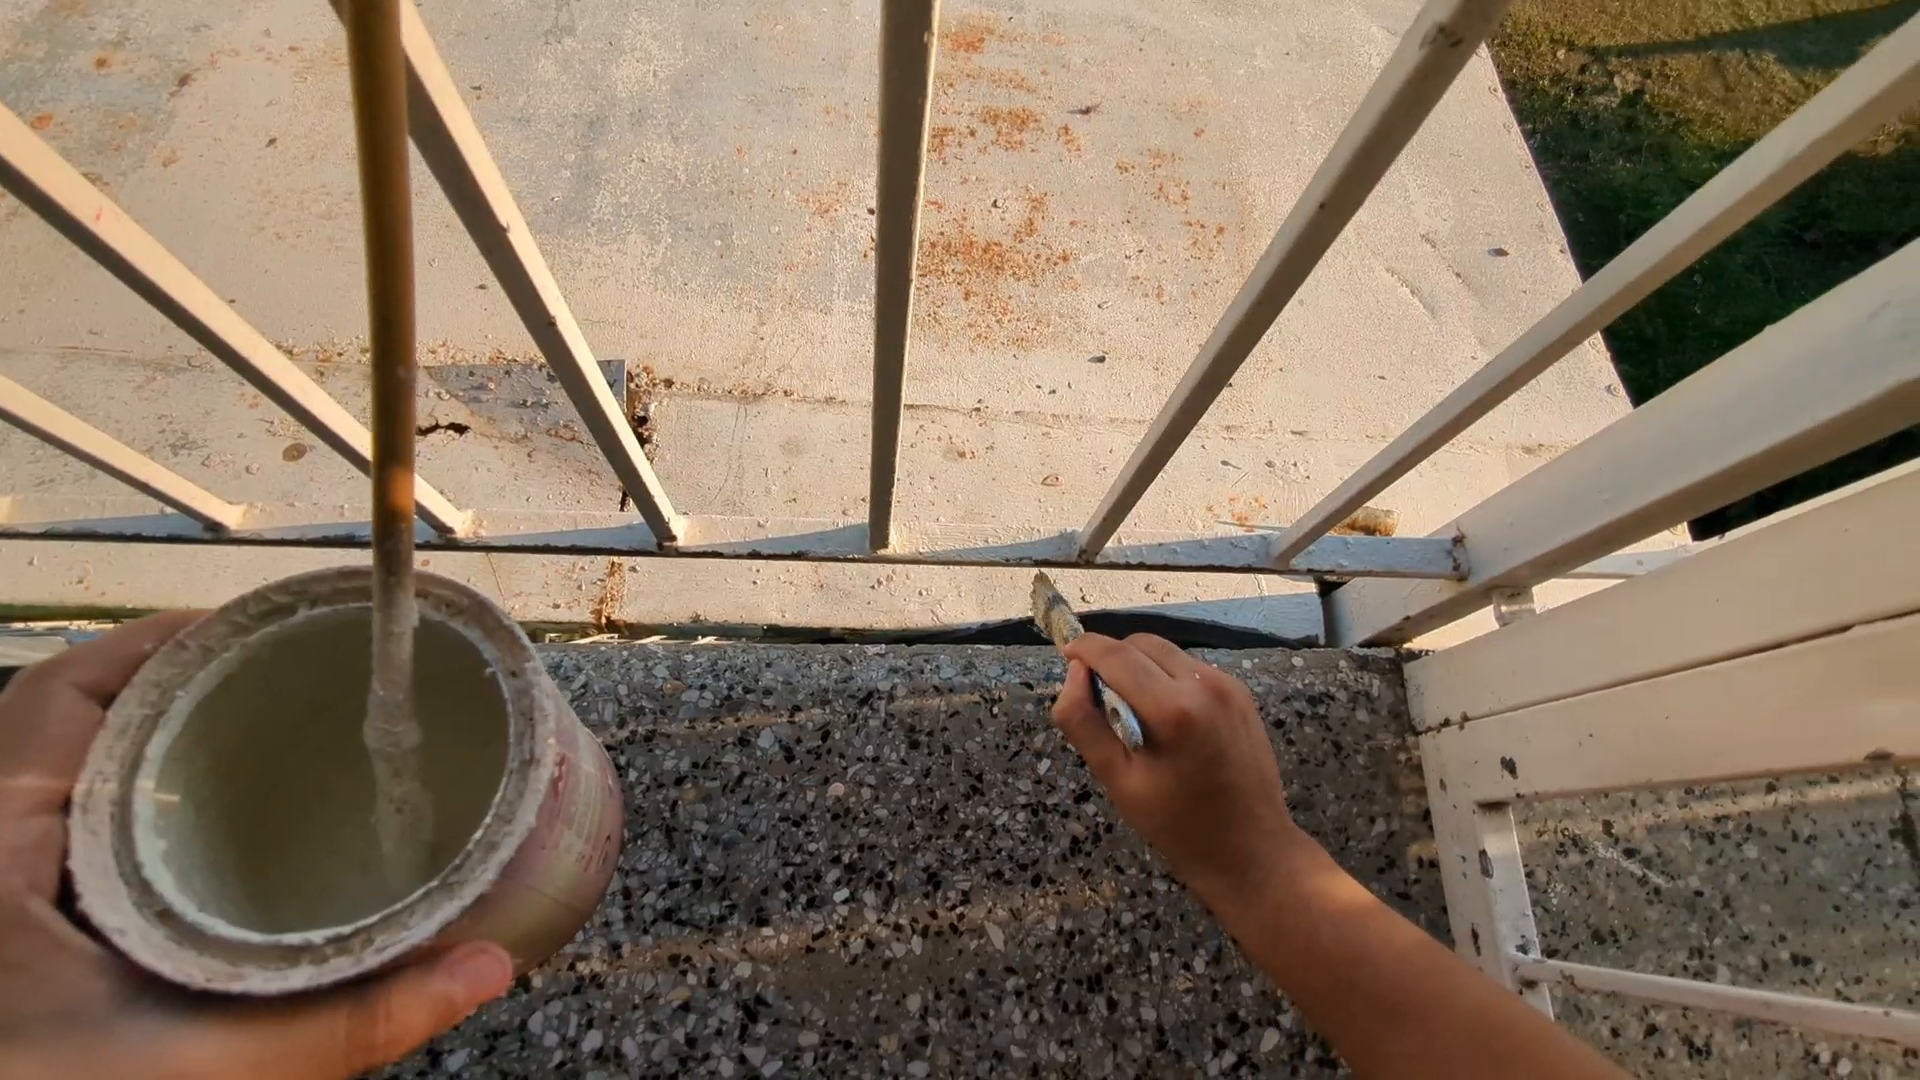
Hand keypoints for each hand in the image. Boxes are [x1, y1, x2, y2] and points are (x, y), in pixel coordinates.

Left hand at [0, 613, 512, 1078]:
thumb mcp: (193, 1066)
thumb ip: (344, 1020)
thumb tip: (491, 966)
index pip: (68, 692)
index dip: (170, 640)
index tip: (281, 627)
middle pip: (96, 717)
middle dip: (207, 683)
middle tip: (321, 681)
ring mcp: (11, 883)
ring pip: (94, 772)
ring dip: (185, 739)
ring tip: (295, 733)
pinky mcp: (31, 923)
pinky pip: (92, 824)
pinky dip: (163, 800)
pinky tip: (238, 823)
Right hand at [1051, 633, 1304, 912]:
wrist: (1254, 851)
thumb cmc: (1178, 825)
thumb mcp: (1117, 779)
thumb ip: (1083, 721)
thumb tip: (1074, 673)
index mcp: (1174, 710)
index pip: (1116, 655)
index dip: (1084, 648)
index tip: (1065, 656)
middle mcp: (1205, 685)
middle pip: (1141, 644)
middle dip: (1111, 658)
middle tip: (1097, 696)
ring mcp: (1228, 685)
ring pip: (1166, 652)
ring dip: (1139, 665)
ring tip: (1132, 709)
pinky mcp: (1240, 692)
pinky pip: (1188, 667)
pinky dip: (1165, 677)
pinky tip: (1164, 716)